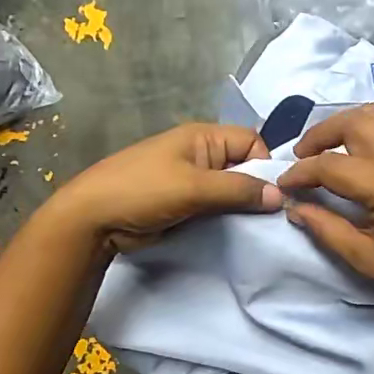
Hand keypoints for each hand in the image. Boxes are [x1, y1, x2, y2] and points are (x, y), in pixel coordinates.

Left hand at [41, 123, 282, 253]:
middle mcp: (201, 156)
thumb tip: (279, 195)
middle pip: (243, 168)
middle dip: (257, 189)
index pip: (251, 142)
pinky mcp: (185, 207)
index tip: (277, 194)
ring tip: (261, 230)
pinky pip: (216, 210)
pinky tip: (240, 236)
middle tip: (275, 218)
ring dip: (243, 208)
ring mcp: (192, 183)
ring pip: (231, 192)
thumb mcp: (193, 186)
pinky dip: (227, 220)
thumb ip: (237, 190)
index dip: (266, 165)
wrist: (94, 218)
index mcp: (203, 138)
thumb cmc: (143, 190)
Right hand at [276, 105, 373, 310]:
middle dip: (318, 135)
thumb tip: (295, 207)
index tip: (283, 185)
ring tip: (327, 147)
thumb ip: (326, 229)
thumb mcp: (366, 259)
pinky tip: (364, 145)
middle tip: (301, 158)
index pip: (329, 165)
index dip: (299, 173)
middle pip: (350, 122)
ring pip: (373, 114)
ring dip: (344, 124)